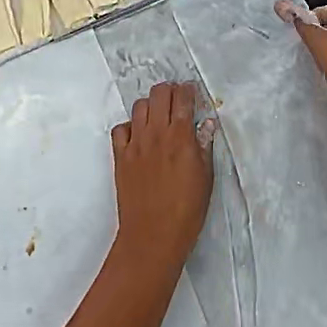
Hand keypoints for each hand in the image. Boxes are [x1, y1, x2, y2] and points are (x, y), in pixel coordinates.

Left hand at [110, 82, 212, 268]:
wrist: (153, 235)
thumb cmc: (186, 210)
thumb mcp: (206, 176)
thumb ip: (204, 146)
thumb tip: (206, 125)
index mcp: (181, 137)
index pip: (182, 98)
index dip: (188, 90)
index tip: (191, 92)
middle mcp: (157, 134)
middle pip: (159, 94)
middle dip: (169, 91)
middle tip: (176, 99)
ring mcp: (135, 144)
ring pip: (139, 106)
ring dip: (151, 105)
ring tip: (159, 115)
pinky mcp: (120, 157)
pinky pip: (120, 129)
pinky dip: (130, 126)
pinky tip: (139, 135)